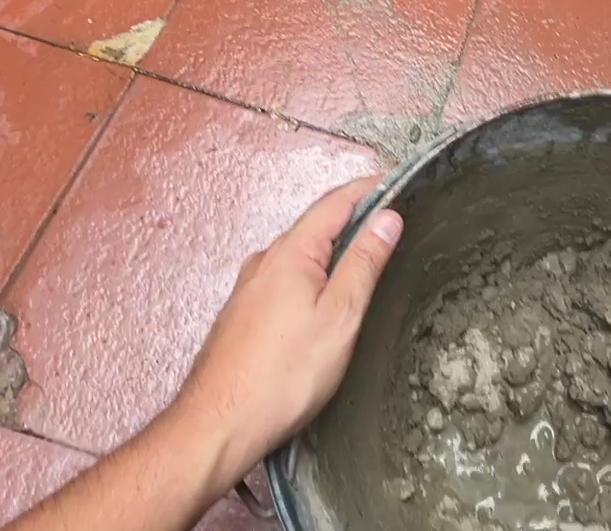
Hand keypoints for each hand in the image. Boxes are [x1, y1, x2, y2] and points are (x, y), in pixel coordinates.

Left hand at [165, 177, 403, 489]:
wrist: (215, 428)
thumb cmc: (280, 377)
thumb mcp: (340, 316)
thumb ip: (364, 262)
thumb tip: (387, 219)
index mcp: (291, 252)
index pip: (336, 201)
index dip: (368, 189)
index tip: (395, 183)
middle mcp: (266, 261)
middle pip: (317, 224)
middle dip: (353, 217)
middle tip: (389, 221)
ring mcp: (251, 286)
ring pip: (300, 251)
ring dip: (333, 246)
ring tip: (363, 256)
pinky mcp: (244, 312)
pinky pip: (286, 275)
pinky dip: (313, 271)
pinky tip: (324, 295)